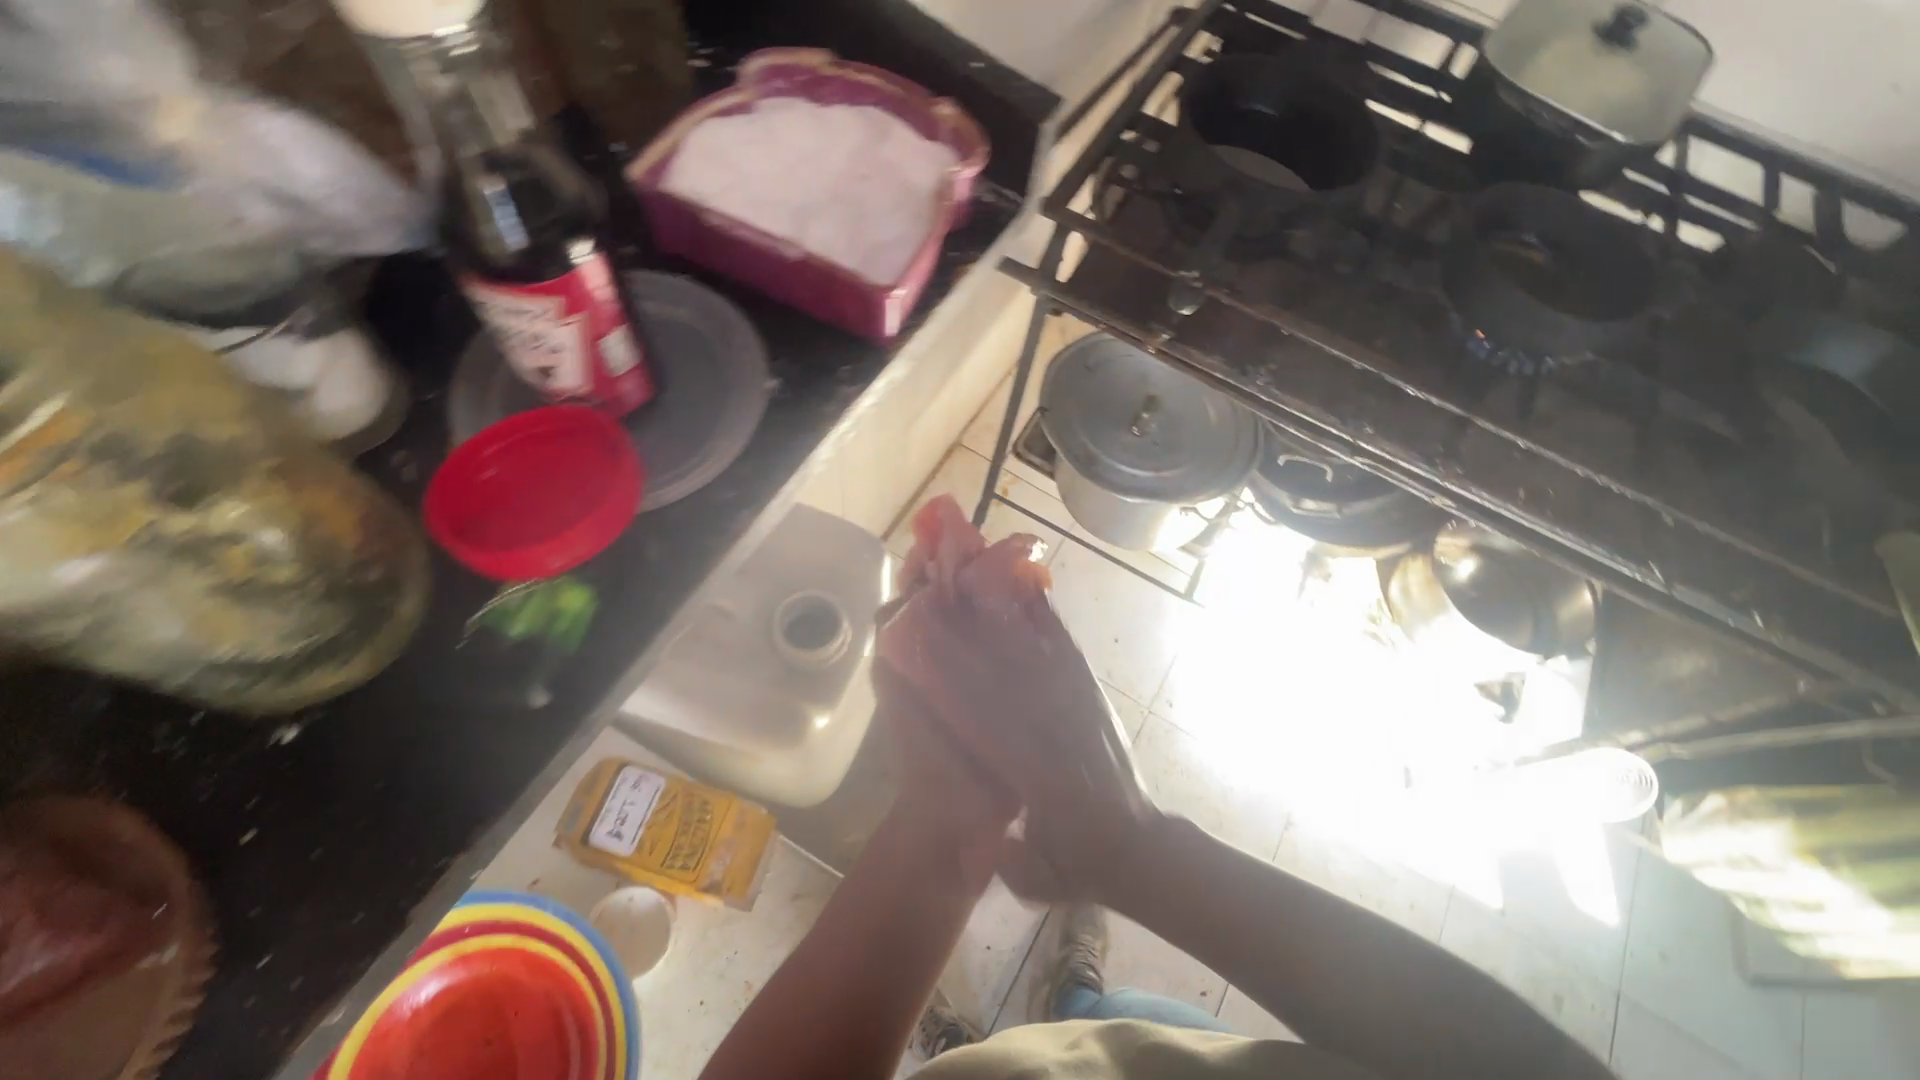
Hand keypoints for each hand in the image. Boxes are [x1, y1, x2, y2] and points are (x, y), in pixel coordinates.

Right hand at [881, 582, 1160, 907]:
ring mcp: (1084, 716)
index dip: (959, 690)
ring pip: (1038, 663)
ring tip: (975, 589)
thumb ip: (1017, 865)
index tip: (927, 657)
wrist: (1142, 848)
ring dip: (1004, 625)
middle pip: (1008, 683)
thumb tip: (996, 841)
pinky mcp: (1096, 705)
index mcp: (1044, 780)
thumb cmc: (1081, 866)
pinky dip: (1051, 628)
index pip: (992, 727)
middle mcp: (1064, 737)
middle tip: (936, 607)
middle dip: (970, 644)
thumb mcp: (1044, 881)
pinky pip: (1070, 661)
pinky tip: (1033, 597)